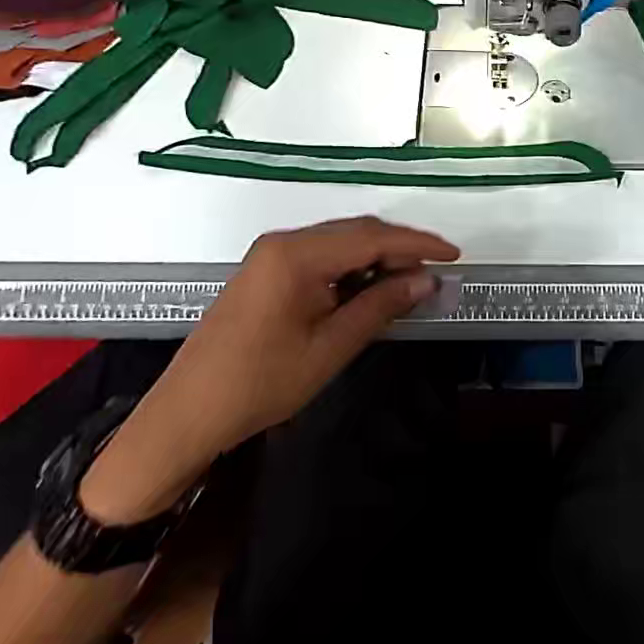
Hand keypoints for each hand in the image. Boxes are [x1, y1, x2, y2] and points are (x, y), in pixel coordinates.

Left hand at [79, 217, 458, 522]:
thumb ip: (380, 306)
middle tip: (435, 273)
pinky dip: (351, 267)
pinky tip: (370, 287)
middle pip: (356, 232)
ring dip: (377, 257)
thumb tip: (425, 281)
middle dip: (400, 248)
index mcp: (297, 255)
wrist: (190, 411)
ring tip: (410, 282)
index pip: (372, 237)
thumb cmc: (261, 382)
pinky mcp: (266, 270)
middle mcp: (283, 242)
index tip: (453, 256)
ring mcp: (271, 254)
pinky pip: (321, 256)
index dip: (417, 246)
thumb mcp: (331, 347)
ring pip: (339, 242)